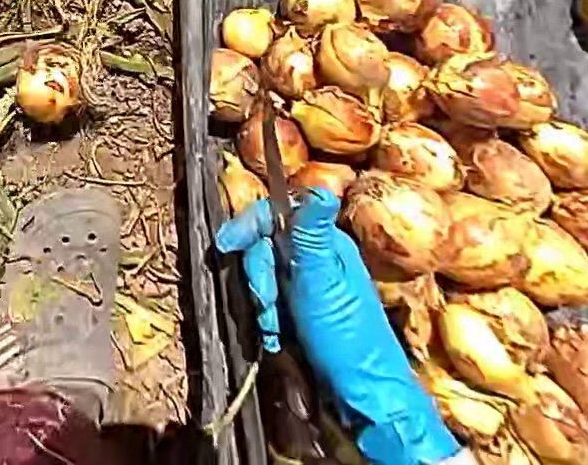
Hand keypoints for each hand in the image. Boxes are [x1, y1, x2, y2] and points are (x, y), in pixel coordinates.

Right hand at [216, 188, 463, 464]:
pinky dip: (266, 317)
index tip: (224, 246)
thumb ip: (313, 232)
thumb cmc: (345, 336)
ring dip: (261, 300)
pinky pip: (269, 299)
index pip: (274, 212)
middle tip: (267, 305)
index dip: (246, 225)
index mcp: (323, 239)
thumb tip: (322, 188)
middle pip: (264, 243)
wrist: (363, 399)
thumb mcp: (323, 279)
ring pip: (263, 272)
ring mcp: (306, 282)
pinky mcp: (299, 308)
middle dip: (258, 274)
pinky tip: (275, 335)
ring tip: (274, 326)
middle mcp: (314, 254)